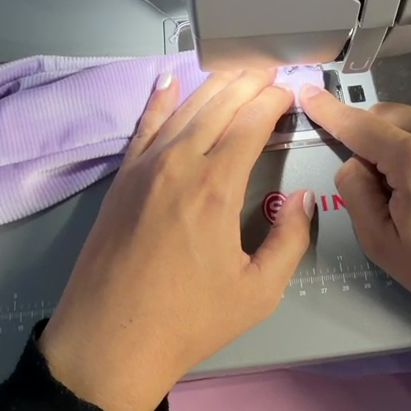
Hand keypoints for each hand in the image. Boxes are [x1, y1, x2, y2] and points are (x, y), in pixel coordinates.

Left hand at [39, 70, 314, 410]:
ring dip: (213, 85)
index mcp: (215, 186)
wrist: (108, 340)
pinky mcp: (122, 176)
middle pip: (218, 104)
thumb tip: (302, 197)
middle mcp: (179, 162)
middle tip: (269, 69)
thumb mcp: (257, 293)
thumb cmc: (188, 320)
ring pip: (184, 108)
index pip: (250, 121)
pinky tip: (168, 81)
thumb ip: (289, 240)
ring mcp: (145, 165)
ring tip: (236, 70)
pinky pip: (144, 125)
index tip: (289, 89)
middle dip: (247, 81)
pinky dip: (160, 100)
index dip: (273, 99)